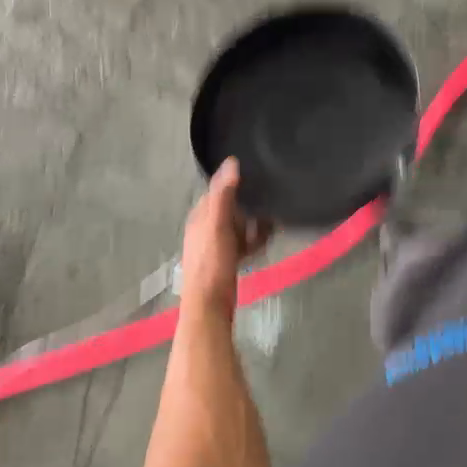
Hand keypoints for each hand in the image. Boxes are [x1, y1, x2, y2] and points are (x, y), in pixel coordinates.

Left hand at [179, 159, 269, 319]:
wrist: (209, 305)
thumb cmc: (212, 263)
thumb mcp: (218, 225)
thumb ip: (224, 194)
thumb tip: (232, 161)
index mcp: (200, 216)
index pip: (218, 189)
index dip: (235, 186)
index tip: (255, 183)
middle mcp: (206, 227)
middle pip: (233, 207)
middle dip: (249, 209)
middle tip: (263, 214)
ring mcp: (217, 244)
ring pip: (240, 225)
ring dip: (254, 226)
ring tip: (265, 232)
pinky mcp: (227, 259)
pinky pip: (244, 242)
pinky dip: (253, 242)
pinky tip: (261, 247)